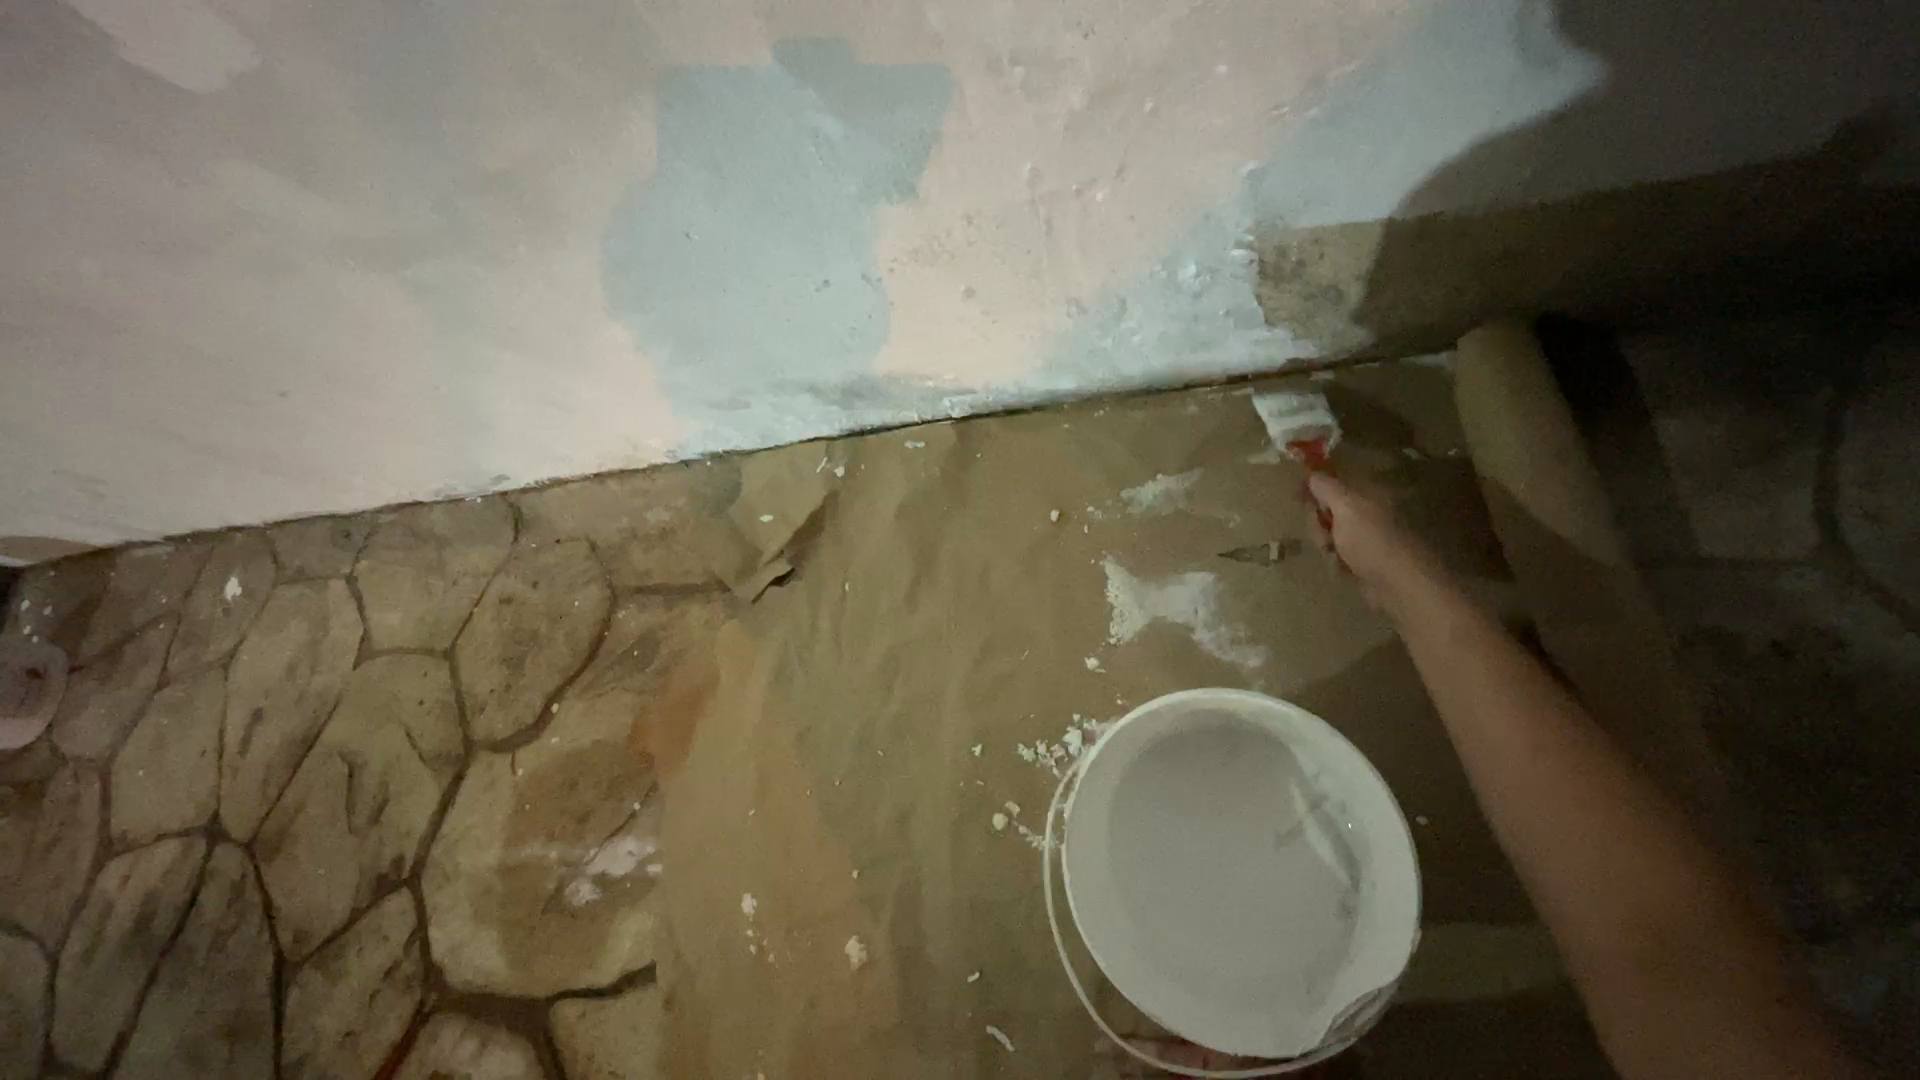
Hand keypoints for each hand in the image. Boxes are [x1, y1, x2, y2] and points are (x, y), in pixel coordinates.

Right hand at [1305, 473, 1447, 612]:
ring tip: (1333, 554)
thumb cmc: (1371, 540)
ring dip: (1325, 543)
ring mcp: (1368, 537)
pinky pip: (1339, 554)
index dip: (1315, 488)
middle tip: (1323, 533)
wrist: (1397, 584)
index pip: (1335, 483)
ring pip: (1331, 533)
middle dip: (1319, 522)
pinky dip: (1335, 560)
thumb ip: (1326, 487)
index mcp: (1369, 493)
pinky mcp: (1365, 560)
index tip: (1298, 497)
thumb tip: (1312, 473)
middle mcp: (1370, 512)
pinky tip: (1341, 567)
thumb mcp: (1345, 506)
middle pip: (1329, 509)